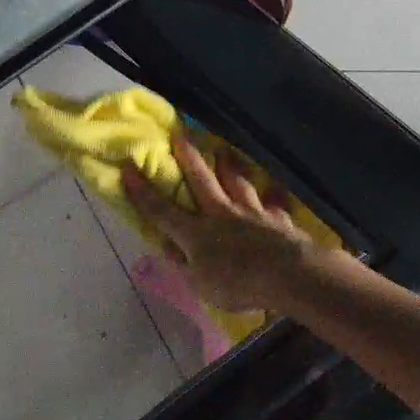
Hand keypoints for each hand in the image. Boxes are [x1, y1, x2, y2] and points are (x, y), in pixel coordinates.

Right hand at [121, 133, 315, 313]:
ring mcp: (252, 214)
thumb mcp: (199, 284)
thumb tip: (168, 247)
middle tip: (181, 135)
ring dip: (230, 166)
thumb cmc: (238, 284)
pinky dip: (272, 196)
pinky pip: (274, 204)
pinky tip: (275, 190)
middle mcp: (220, 215)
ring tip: (224, 150)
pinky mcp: (280, 220)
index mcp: (194, 233)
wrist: (291, 276)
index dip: (142, 190)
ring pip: (238, 184)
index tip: (128, 166)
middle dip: (189, 158)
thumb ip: (183, 264)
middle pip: (202, 181)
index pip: (160, 210)